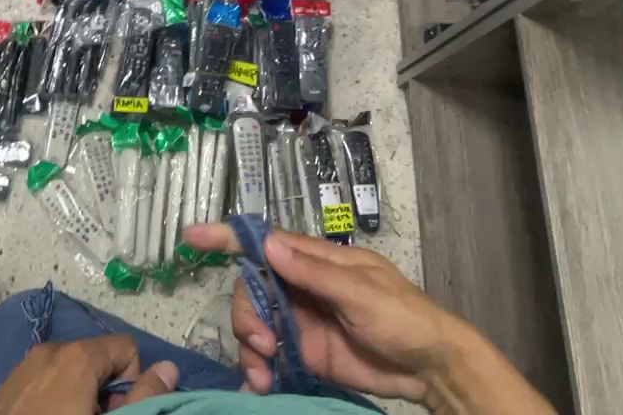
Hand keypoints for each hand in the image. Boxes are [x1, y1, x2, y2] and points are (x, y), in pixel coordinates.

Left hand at [0, 334, 179, 414]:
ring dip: (77, 398)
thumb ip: (144, 398)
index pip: (126, 349)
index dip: (130, 386)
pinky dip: (51, 402)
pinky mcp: (4, 390)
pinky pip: (42, 383)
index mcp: (77, 355)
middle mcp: (49, 350)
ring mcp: (22, 369)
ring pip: (68, 371)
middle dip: (103, 393)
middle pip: (97, 359)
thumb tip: (169, 367)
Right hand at [181, 224, 554, 414]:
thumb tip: (268, 244)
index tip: (192, 236)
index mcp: (315, 259)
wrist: (430, 368)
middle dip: (245, 314)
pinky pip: (267, 355)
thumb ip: (313, 272)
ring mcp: (300, 320)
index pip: (265, 241)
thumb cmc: (401, 316)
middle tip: (261, 342)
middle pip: (251, 288)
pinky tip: (262, 384)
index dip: (228, 237)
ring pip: (254, 322)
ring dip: (249, 345)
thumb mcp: (361, 291)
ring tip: (263, 372)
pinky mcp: (303, 353)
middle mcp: (300, 285)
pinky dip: (257, 368)